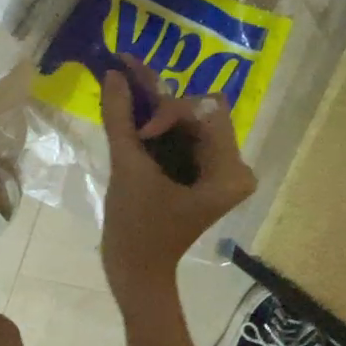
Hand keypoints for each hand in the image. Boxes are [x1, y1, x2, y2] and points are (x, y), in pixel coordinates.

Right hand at [99, 58, 256, 308]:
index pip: (205, 111)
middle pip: (199, 111)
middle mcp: (232, 165)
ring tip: (122, 90)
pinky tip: (130, 112)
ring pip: (188, 120)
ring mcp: (216, 169)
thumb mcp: (127, 170)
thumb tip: (113, 74)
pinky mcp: (198, 174)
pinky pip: (180, 137)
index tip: (139, 135)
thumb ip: (120, 119)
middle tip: (124, 90)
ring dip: (155, 109)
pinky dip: (155, 126)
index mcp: (230, 169)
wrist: (135, 271)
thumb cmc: (136, 227)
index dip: (168, 111)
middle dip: (161, 104)